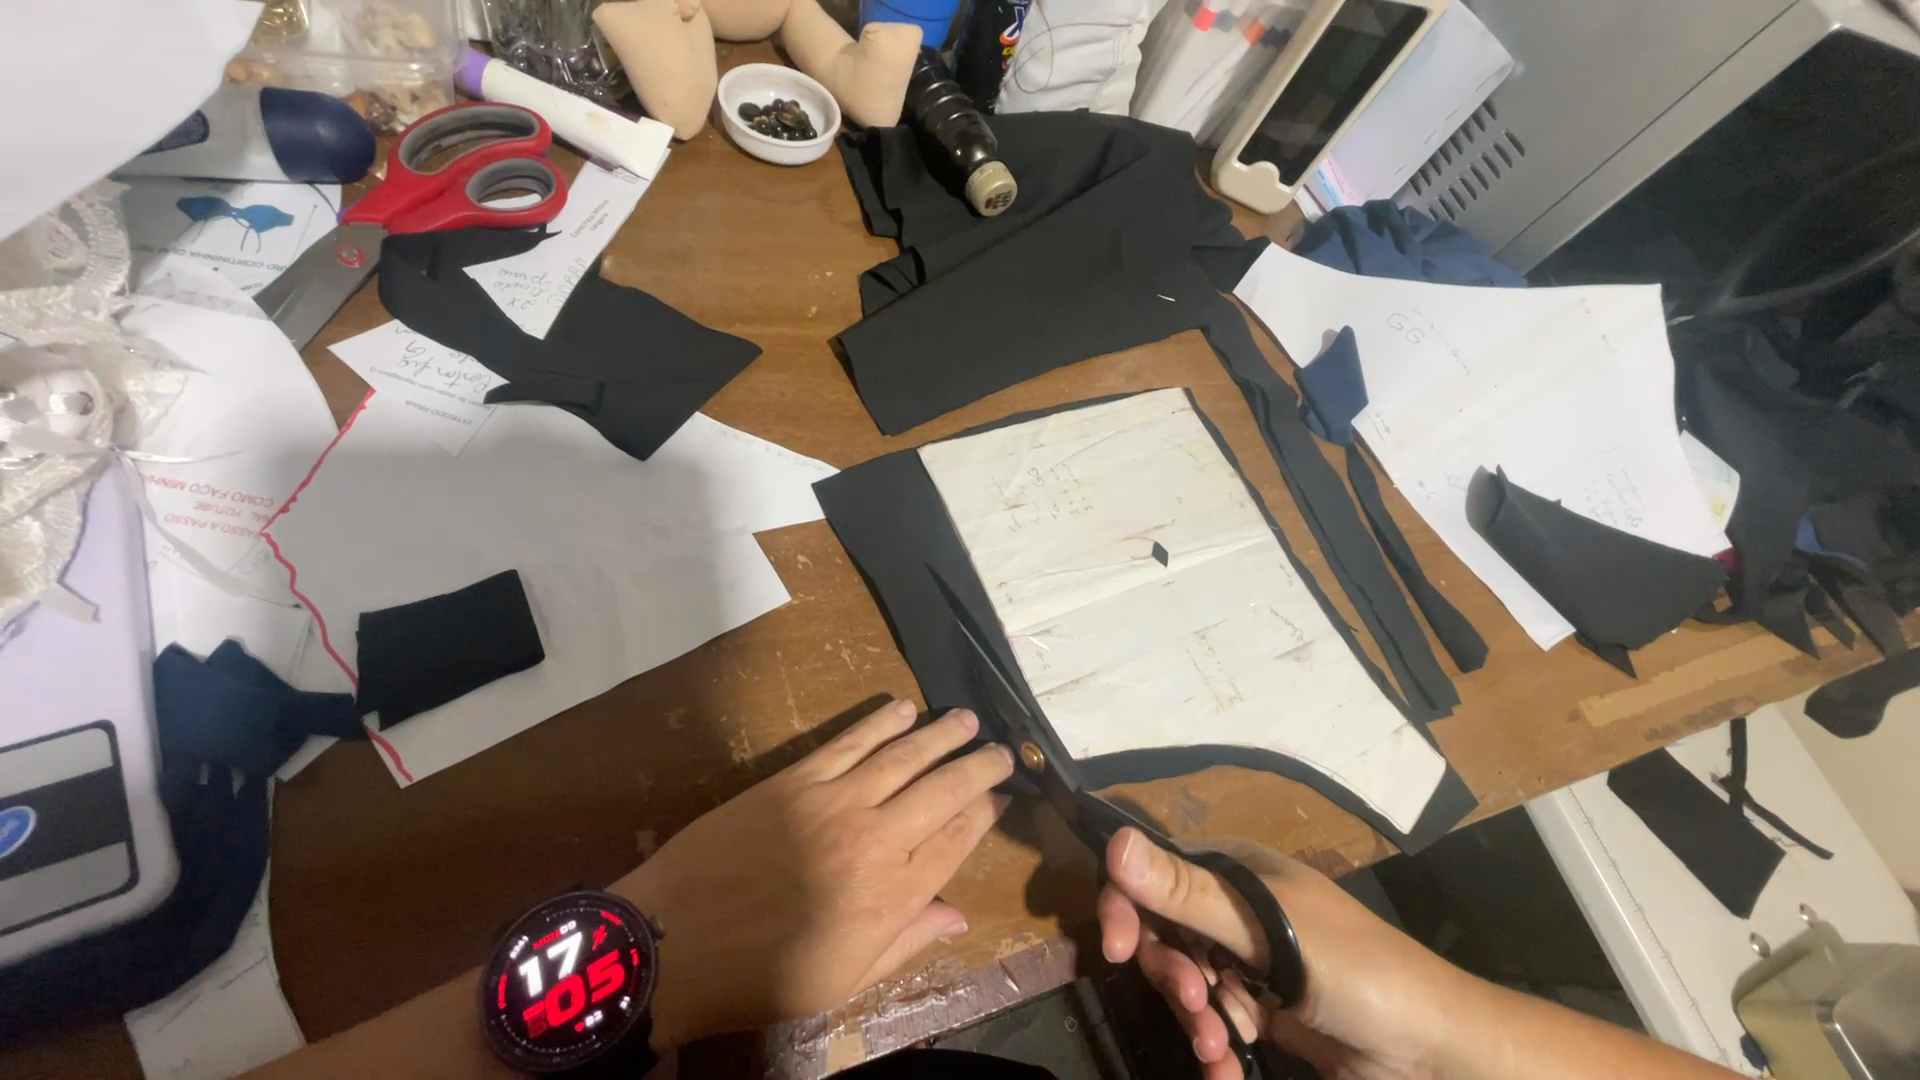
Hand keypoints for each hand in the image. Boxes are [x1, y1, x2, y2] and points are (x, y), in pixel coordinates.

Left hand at [609, 699, 1012, 1048]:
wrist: (675, 944)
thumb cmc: (762, 975)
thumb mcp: (842, 980)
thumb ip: (906, 941)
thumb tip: (958, 914)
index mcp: (892, 897)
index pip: (958, 839)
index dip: (985, 812)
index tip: (1002, 795)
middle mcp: (877, 840)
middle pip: (944, 790)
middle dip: (980, 765)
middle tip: (1001, 750)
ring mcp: (836, 802)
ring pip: (905, 756)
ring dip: (941, 734)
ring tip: (967, 719)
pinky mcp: (796, 779)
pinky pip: (851, 741)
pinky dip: (882, 722)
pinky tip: (905, 709)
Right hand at [1096, 827, 1467, 1079]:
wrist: (1436, 1056)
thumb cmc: (1356, 970)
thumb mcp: (1267, 930)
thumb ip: (1187, 892)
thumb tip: (1115, 842)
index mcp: (1234, 868)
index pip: (1153, 870)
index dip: (1126, 904)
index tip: (1114, 949)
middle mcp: (1233, 905)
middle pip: (1162, 930)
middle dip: (1170, 973)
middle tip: (1196, 1007)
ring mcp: (1246, 956)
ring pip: (1184, 978)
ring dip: (1192, 1015)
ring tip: (1218, 1050)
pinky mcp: (1260, 1004)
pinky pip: (1212, 1016)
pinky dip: (1213, 1043)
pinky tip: (1226, 1070)